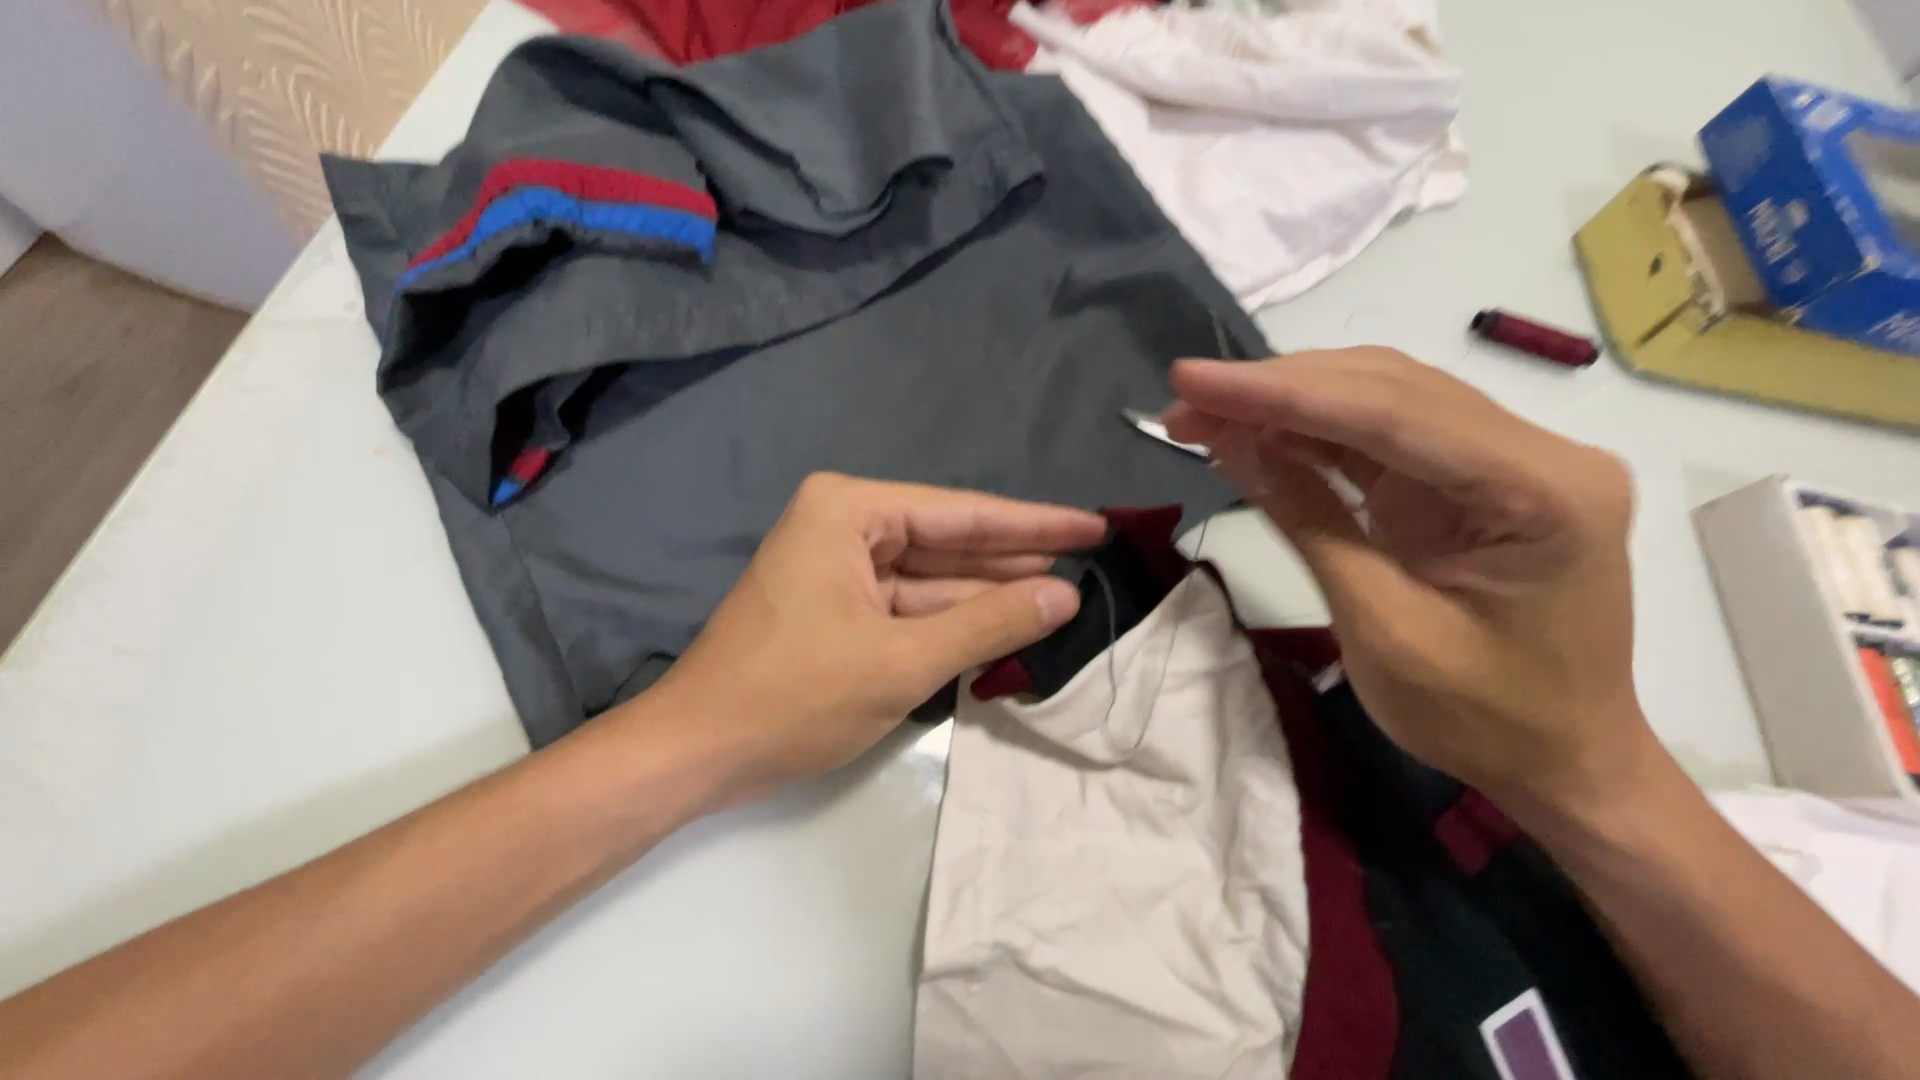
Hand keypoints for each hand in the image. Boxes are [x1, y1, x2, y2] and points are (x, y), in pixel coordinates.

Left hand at [645, 473, 1101, 800]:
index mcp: (849, 511)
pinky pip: (909, 606)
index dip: (1035, 524)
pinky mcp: (836, 608)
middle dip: (1015, 560)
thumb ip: (989, 624)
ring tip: (1064, 596)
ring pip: (932, 577)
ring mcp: (838, 567)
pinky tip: (1007, 625)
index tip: (1094, 526)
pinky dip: (953, 621)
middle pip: (949, 541)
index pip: (962, 513)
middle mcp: (843, 524)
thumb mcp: (902, 661)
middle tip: (1091, 562)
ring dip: (989, 594)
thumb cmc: (794, 696)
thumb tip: (1065, 596)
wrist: (698, 753)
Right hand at [1163, 348, 1653, 813]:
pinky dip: (1312, 434)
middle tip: (1183, 402)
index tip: (1190, 379)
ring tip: (1203, 414)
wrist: (1561, 762)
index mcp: (1542, 490)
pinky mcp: (1473, 480)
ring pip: (1382, 401)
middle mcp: (1537, 453)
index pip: (1391, 415)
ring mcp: (1507, 461)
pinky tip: (1255, 434)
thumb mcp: (1382, 626)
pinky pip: (1383, 438)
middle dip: (1276, 391)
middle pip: (1388, 390)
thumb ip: (1310, 522)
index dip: (1280, 392)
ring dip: (1287, 404)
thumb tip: (1233, 442)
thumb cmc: (1482, 717)